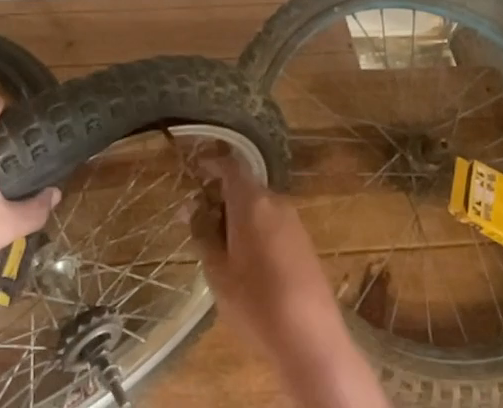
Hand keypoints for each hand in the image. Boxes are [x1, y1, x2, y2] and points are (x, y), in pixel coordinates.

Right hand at [189, 153, 341, 352]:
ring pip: (259, 207)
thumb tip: (192, 207)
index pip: (230, 165)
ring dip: (237, 216)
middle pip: (244, 187)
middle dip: (220, 197)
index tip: (193, 171)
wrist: (310, 339)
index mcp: (252, 202)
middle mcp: (276, 203)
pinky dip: (254, 229)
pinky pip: (273, 224)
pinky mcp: (304, 244)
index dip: (211, 163)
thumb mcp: (217, 270)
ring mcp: (294, 223)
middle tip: (196, 221)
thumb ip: (203, 232)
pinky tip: (244, 260)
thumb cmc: (255, 302)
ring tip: (217, 246)